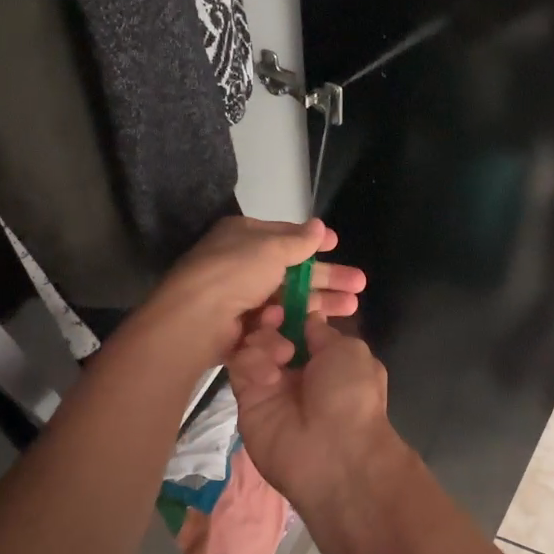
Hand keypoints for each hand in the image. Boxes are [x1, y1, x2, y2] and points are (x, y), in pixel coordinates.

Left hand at [132, 217, 365, 367]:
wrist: (195, 319)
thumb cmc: (235, 272)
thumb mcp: (272, 248)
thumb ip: (300, 241)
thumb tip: (320, 225)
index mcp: (244, 236)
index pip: (285, 236)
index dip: (313, 242)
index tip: (338, 246)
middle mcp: (241, 264)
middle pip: (293, 271)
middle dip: (327, 279)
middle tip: (358, 286)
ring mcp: (240, 297)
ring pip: (287, 299)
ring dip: (319, 303)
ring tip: (350, 308)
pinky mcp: (239, 327)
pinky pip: (273, 323)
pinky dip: (292, 325)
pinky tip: (316, 327)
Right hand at [226, 316, 403, 516]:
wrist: (333, 452)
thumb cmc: (351, 394)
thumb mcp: (349, 351)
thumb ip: (322, 333)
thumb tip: (309, 318)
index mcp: (328, 359)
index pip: (301, 327)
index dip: (293, 310)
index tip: (287, 298)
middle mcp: (298, 371)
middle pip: (273, 332)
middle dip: (272, 319)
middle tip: (275, 317)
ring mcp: (271, 386)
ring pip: (253, 346)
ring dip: (264, 340)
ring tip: (281, 355)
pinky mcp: (247, 401)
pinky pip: (240, 368)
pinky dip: (251, 362)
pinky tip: (268, 374)